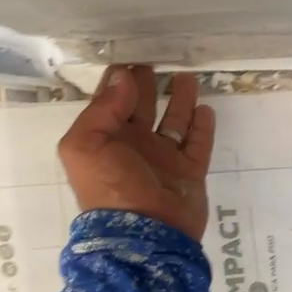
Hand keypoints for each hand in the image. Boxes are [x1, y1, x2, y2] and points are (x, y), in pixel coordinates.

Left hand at [57, 64, 216, 240]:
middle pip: (143, 106)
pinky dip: (202, 127)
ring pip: (174, 121)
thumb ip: (103, 108)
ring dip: (180, 99)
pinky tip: (205, 108)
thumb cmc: (109, 188)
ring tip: (188, 76)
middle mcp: (135, 145)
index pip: (111, 100)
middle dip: (148, 83)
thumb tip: (124, 77)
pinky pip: (198, 144)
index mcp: (106, 138)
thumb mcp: (86, 145)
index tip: (131, 57)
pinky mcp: (190, 172)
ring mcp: (164, 159)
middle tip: (157, 59)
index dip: (119, 79)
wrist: (145, 234)